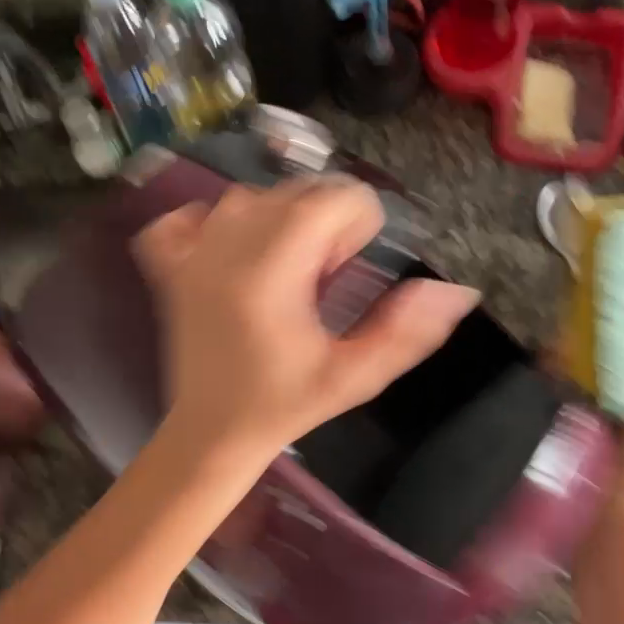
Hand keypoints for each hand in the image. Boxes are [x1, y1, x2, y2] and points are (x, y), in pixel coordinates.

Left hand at [135, 177, 480, 450]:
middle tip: (321, 277)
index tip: (350, 266)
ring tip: (284, 268)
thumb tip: (454, 290)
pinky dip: (213, 222)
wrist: (212, 431)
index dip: (358, 223)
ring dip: (278, 218)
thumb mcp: (353, 378)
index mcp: (271, 274)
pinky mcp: (168, 265)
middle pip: (294, 192)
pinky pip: (188, 214)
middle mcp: (226, 250)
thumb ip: (405, 333)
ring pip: (248, 196)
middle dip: (323, 221)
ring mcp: (190, 254)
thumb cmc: (284, 405)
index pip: (331, 197)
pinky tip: (231, 253)